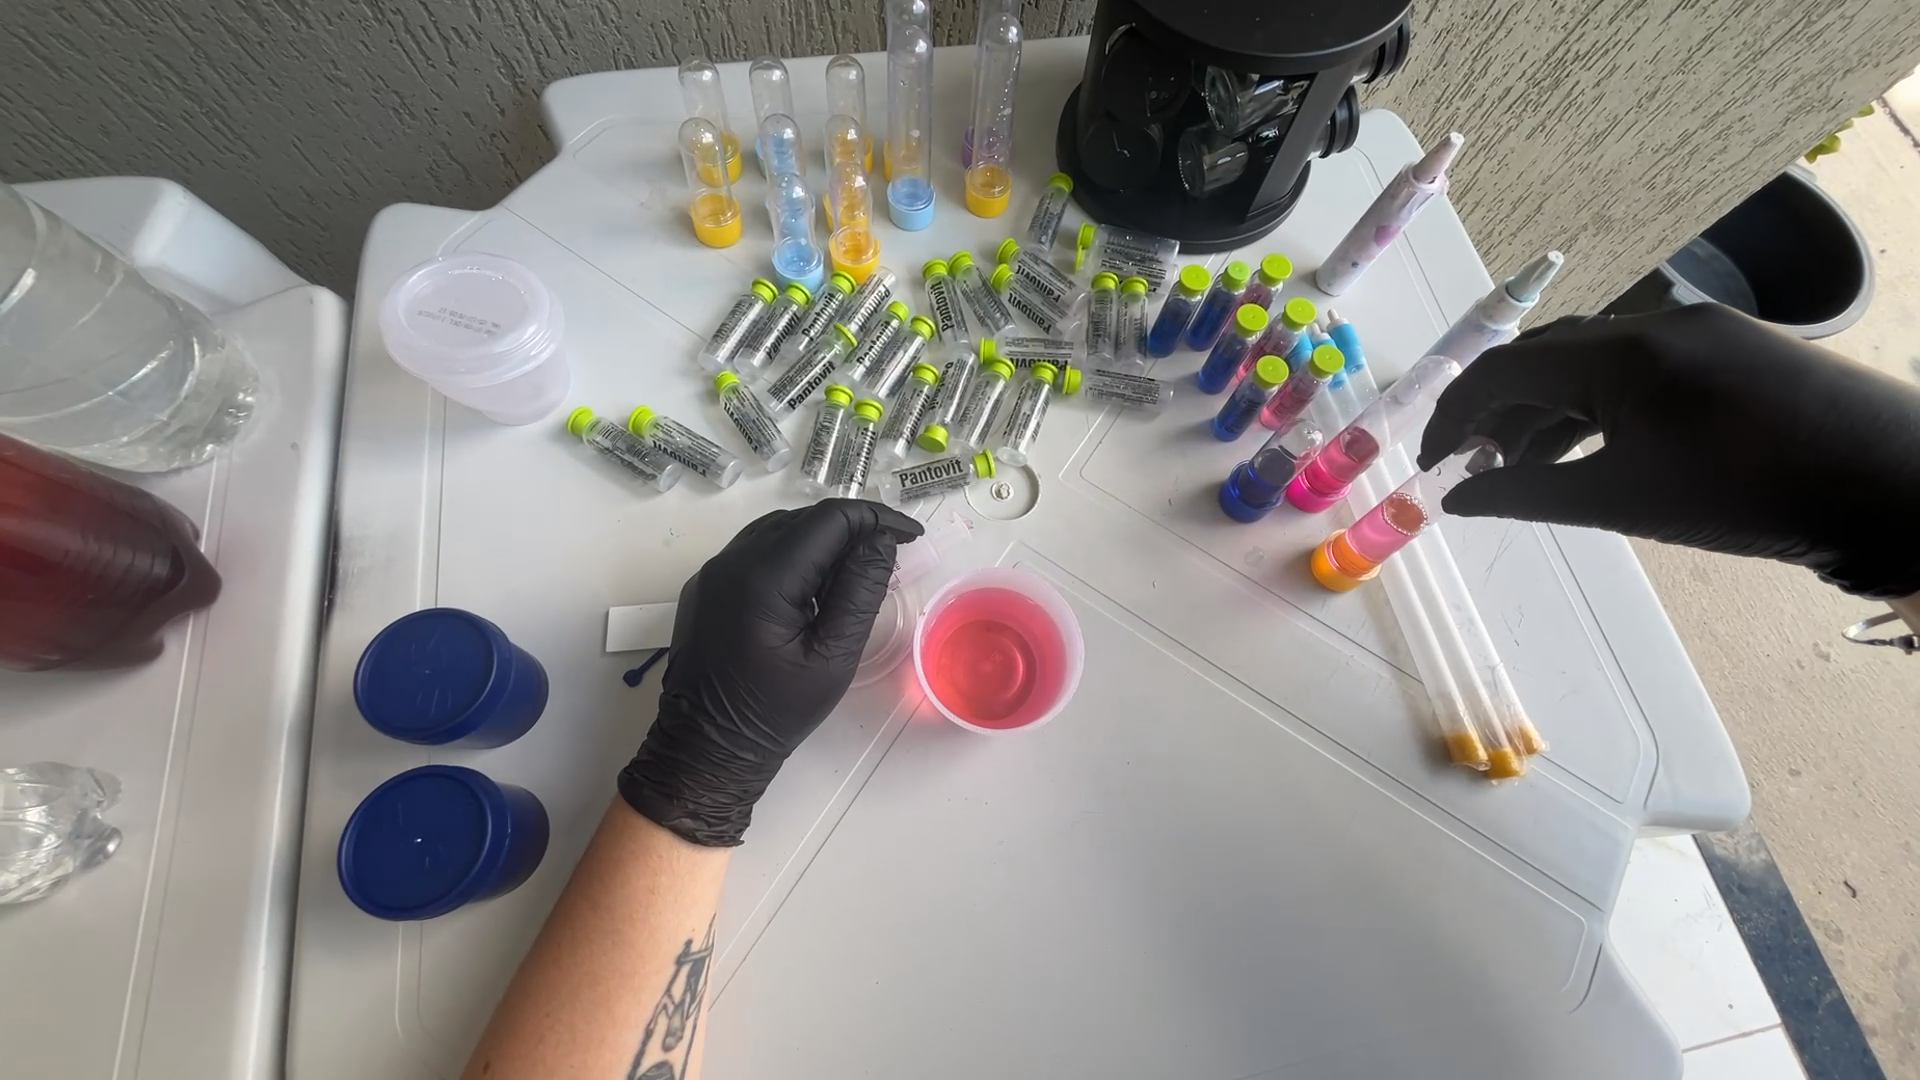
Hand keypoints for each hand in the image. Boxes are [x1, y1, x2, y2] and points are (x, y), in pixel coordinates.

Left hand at [619, 499, 923, 845]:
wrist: (705, 751)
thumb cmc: (776, 712)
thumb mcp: (834, 656)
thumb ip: (860, 590)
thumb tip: (881, 540)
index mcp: (764, 577)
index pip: (830, 518)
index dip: (877, 518)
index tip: (910, 536)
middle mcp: (731, 561)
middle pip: (804, 518)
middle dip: (852, 528)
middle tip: (887, 557)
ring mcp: (713, 572)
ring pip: (779, 530)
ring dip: (822, 539)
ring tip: (854, 571)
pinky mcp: (706, 586)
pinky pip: (756, 551)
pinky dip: (793, 554)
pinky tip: (811, 588)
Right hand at [1418, 304, 1919, 597]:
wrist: (1903, 488)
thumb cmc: (1746, 495)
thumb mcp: (1615, 499)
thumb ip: (1520, 493)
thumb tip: (1453, 498)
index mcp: (1621, 354)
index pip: (1502, 369)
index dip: (1453, 414)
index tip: (1432, 458)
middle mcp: (1653, 326)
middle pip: (1538, 359)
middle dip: (1491, 410)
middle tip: (1469, 461)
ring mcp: (1696, 332)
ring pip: (1583, 364)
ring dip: (1538, 410)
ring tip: (1516, 462)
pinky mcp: (1727, 349)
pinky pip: (1630, 369)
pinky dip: (1588, 405)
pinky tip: (1577, 446)